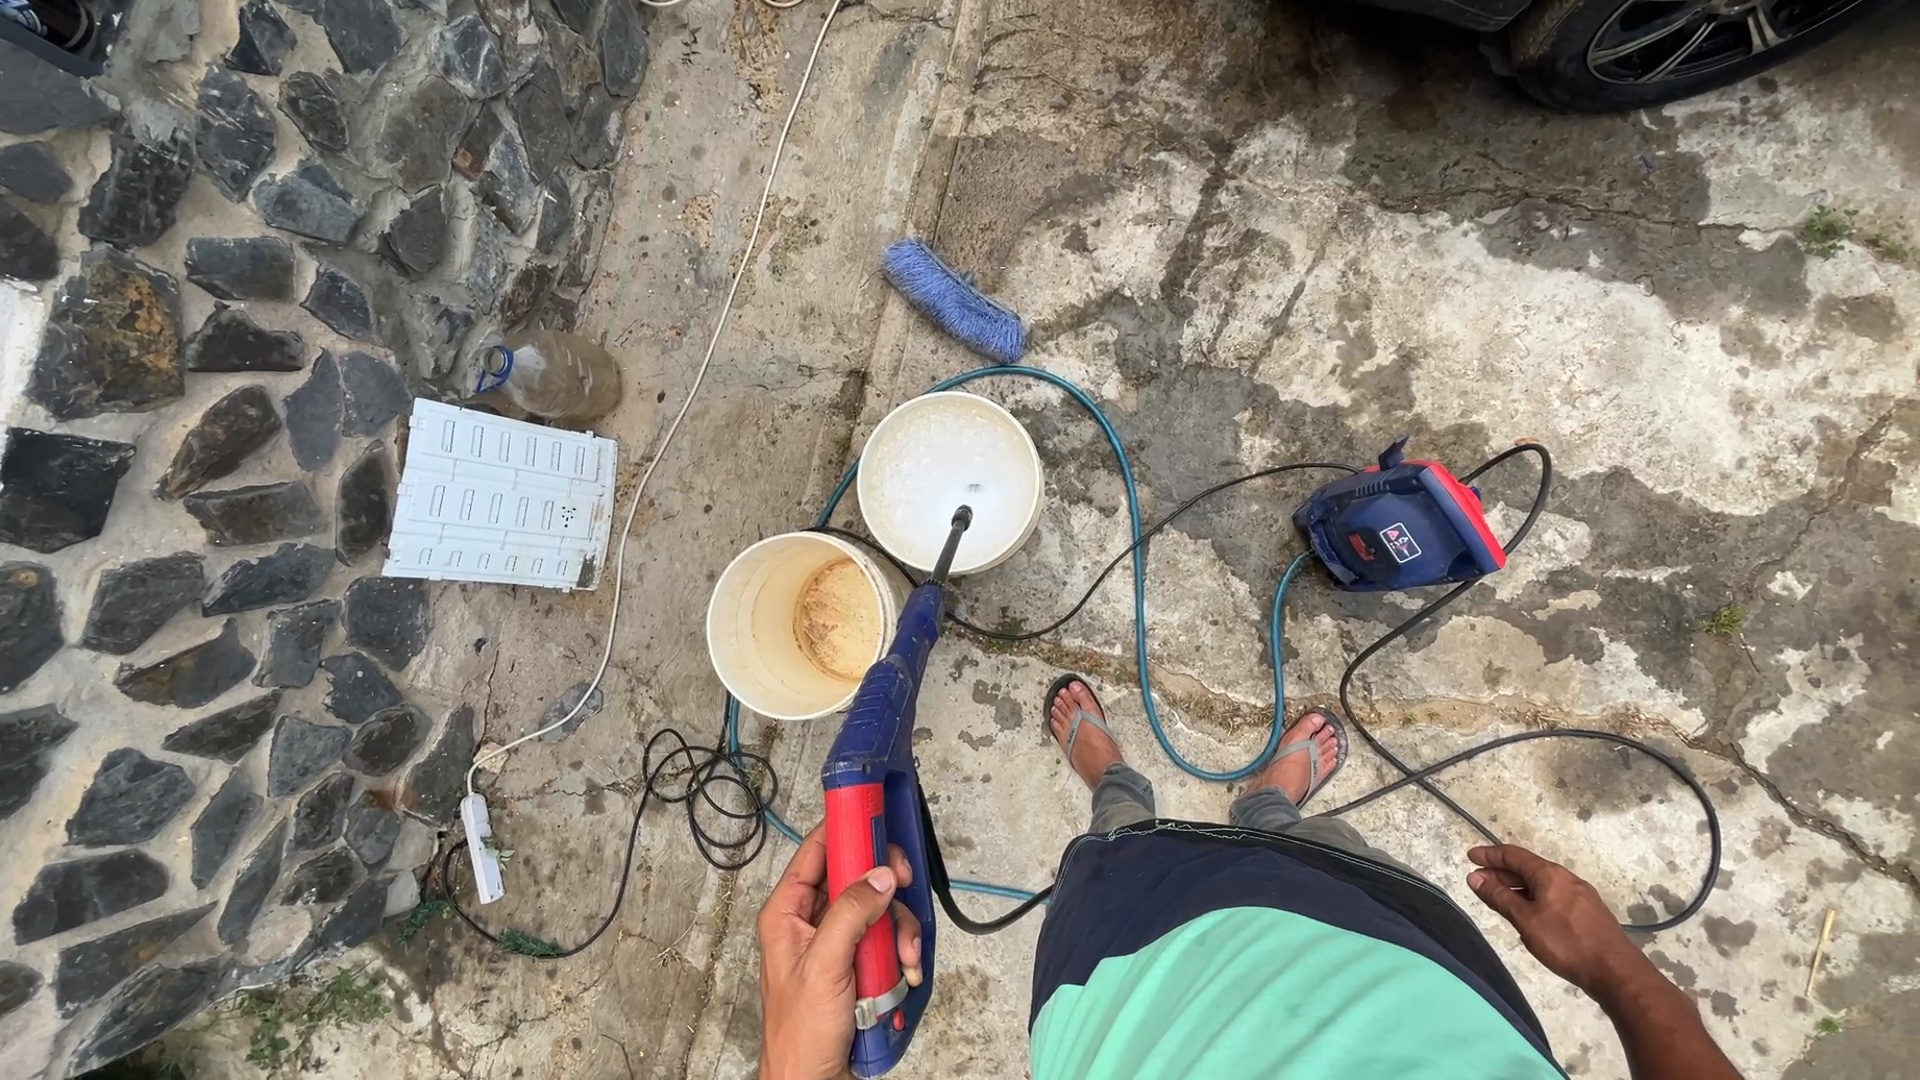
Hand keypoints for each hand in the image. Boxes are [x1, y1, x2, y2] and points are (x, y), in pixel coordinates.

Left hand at [757, 826, 923, 1079]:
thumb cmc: (800, 1033)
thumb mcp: (824, 967)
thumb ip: (851, 914)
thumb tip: (879, 875)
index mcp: (788, 911)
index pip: (816, 850)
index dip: (845, 828)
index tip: (875, 816)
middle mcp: (811, 917)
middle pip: (856, 874)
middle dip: (885, 885)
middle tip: (904, 884)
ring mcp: (836, 938)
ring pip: (878, 905)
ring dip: (898, 928)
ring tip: (904, 958)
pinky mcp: (857, 958)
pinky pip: (885, 936)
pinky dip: (900, 950)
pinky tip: (905, 970)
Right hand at [1466, 844, 1644, 995]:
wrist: (1620, 975)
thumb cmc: (1567, 943)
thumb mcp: (1525, 920)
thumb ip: (1498, 896)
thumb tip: (1474, 877)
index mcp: (1550, 874)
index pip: (1512, 855)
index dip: (1489, 855)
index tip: (1470, 858)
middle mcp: (1567, 879)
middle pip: (1527, 867)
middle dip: (1501, 872)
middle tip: (1480, 882)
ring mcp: (1582, 896)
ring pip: (1542, 883)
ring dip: (1517, 886)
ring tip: (1500, 898)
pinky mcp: (1590, 913)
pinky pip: (1554, 895)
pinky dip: (1534, 896)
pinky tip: (1530, 913)